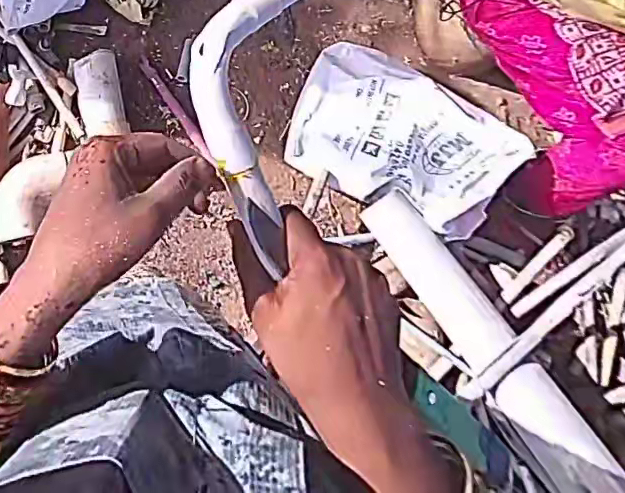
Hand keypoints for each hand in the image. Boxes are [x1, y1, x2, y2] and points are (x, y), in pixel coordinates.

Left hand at [0, 134, 215, 364]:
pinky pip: (127, 188)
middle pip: (151, 157)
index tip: (211, 181)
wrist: (54, 283)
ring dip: (165, 191)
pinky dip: (147, 201)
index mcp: (107, 150)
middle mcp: (96, 156)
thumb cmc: (90, 250)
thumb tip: (201, 167)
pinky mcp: (88, 196)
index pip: (162, 143)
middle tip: (201, 201)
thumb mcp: (150, 215)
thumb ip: (181, 185)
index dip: (192, 163)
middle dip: (180, 179)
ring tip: (183, 213)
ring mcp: (90, 176)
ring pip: (141, 175)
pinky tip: (158, 219)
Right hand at [231, 208, 456, 491]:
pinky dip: (344, 291)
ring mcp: (371, 276)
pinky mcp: (386, 294)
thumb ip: (248, 264)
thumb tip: (238, 233)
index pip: (288, 215)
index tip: (261, 229)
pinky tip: (337, 322)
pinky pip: (355, 277)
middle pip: (311, 241)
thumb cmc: (313, 369)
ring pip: (333, 260)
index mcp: (316, 259)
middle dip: (296, 259)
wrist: (363, 409)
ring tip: (315, 315)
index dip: (271, 224)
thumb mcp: (263, 314)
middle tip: (287, 293)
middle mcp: (348, 259)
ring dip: (321, 275)